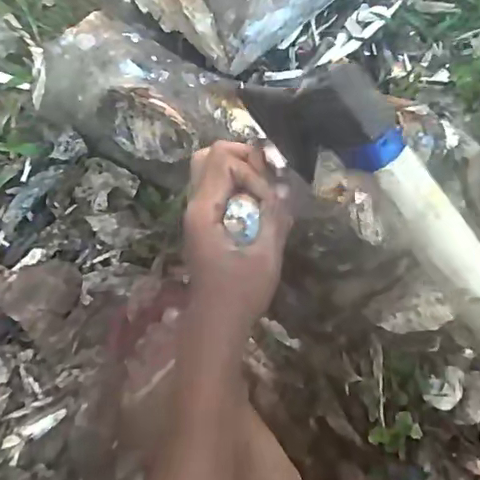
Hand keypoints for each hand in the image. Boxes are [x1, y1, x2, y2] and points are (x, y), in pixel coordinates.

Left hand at [180, 142, 290, 326]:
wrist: (215, 324)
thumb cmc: (240, 294)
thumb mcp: (265, 256)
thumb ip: (274, 217)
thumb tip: (285, 187)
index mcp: (203, 209)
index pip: (222, 159)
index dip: (251, 170)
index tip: (268, 199)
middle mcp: (193, 204)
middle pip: (209, 156)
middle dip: (242, 158)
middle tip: (266, 179)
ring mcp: (195, 212)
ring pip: (209, 169)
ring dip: (238, 170)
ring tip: (263, 191)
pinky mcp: (202, 221)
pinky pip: (214, 186)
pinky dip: (234, 185)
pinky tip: (255, 205)